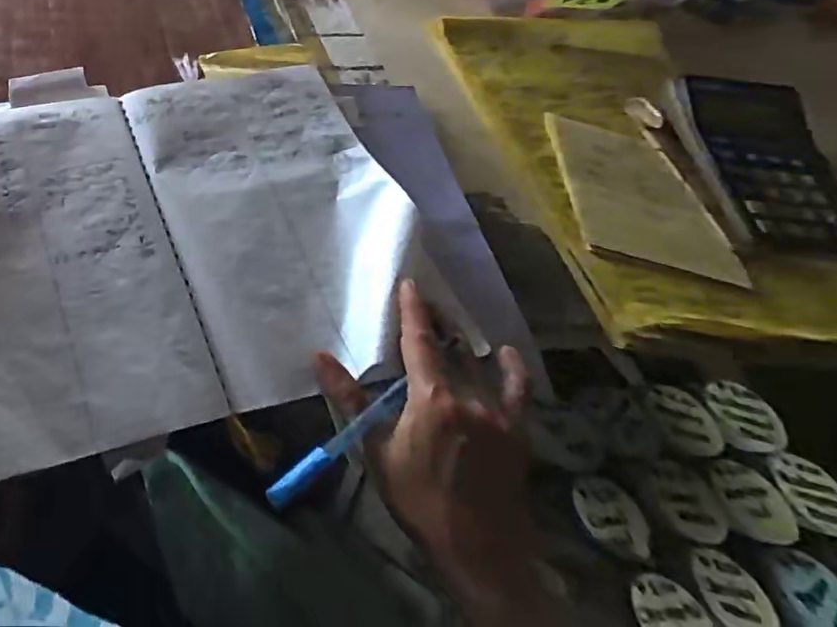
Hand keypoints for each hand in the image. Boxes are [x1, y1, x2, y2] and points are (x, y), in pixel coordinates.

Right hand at [314, 280, 548, 619]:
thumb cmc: (417, 496)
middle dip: (438, 322)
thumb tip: (319, 356)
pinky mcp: (518, 436)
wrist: (480, 551)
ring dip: (465, 342)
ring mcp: (502, 419)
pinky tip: (505, 357)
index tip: (410, 285)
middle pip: (453, 350)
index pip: (421, 344)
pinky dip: (510, 373)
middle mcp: (473, 401)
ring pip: (482, 367)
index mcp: (434, 400)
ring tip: (453, 322)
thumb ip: (351, 398)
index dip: (414, 313)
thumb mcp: (376, 447)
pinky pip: (518, 395)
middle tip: (425, 298)